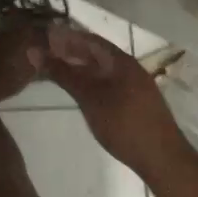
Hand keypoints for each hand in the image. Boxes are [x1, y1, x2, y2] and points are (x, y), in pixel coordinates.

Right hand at [32, 27, 194, 182]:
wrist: (164, 161)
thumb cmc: (124, 124)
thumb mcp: (88, 97)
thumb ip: (62, 73)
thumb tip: (33, 51)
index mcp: (121, 61)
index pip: (89, 39)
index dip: (65, 36)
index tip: (42, 36)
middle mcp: (130, 69)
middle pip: (96, 53)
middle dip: (70, 51)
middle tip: (43, 52)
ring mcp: (135, 87)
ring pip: (102, 69)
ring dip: (79, 67)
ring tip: (55, 70)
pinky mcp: (136, 103)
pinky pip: (108, 82)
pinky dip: (89, 80)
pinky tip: (78, 90)